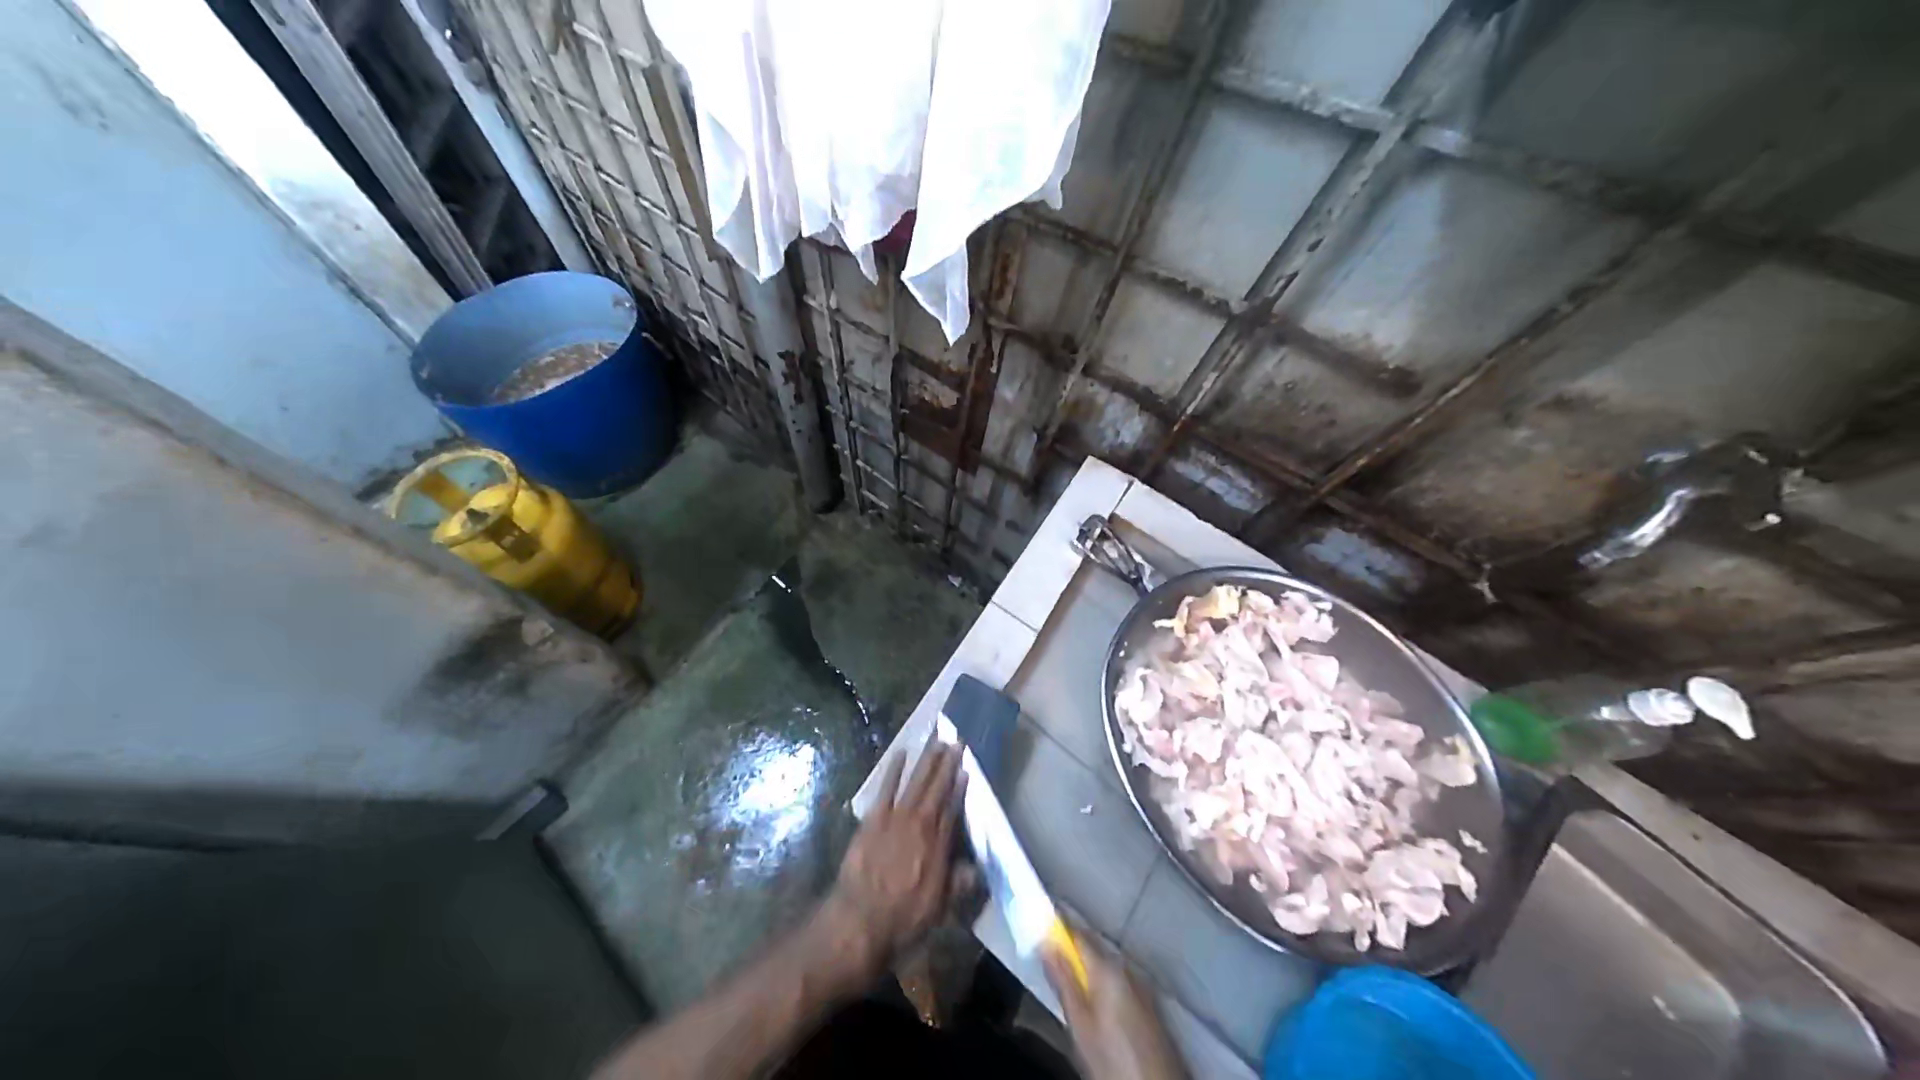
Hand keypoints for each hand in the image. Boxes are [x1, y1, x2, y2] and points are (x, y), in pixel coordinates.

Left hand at [825, 736, 965, 976]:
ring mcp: (895, 818)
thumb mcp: (939, 909)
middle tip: (957, 742)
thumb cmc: (902, 919)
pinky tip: (901, 754)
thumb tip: (975, 868)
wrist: (860, 919)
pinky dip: (893, 770)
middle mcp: (920, 825)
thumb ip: (957, 885)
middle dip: (947, 765)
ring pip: (916, 782)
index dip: (961, 789)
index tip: (967, 770)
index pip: (953, 810)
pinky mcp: (873, 818)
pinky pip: (886, 788)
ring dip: (927, 760)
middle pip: (937, 789)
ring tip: (937, 740)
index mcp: (939, 846)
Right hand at [1044, 933, 1187, 1079]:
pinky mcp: (1150, 1001)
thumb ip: (1062, 981)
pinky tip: (1100, 1006)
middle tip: (1054, 966)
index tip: (1040, 928)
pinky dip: (1107, 984)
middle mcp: (1127, 968)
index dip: (1058, 928)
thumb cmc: (1112, 1056)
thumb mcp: (1079, 1024)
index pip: (1077, 933)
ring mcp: (1142, 983)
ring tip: (1076, 991)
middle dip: (1073, 952)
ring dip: (1090, 969)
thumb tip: (1045, 945)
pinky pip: (1121, 980)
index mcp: (1107, 968)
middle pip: (1093, 948)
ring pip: (1107, 966)